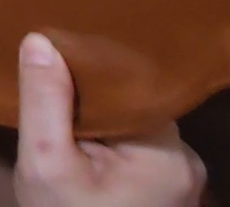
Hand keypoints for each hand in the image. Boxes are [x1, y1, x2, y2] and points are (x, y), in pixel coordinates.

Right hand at [14, 33, 205, 206]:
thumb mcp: (45, 161)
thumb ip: (44, 100)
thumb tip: (40, 38)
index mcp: (170, 154)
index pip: (132, 84)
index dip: (91, 62)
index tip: (53, 45)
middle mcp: (188, 163)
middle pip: (132, 101)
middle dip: (88, 88)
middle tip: (45, 73)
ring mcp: (180, 180)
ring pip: (130, 120)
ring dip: (94, 110)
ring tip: (54, 96)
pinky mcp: (165, 190)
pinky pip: (132, 141)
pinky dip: (102, 132)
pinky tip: (73, 131)